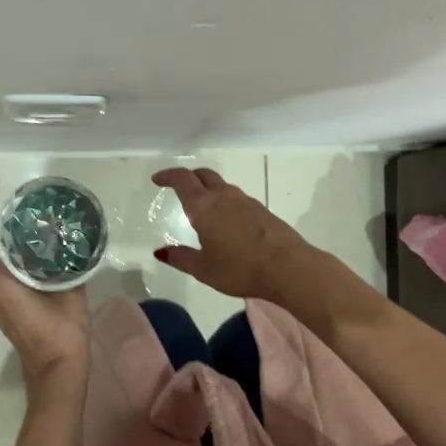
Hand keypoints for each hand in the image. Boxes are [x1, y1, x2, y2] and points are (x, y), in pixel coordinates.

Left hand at [0, 233, 90, 379]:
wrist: (58, 373)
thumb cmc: (62, 332)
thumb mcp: (71, 294)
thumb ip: (69, 269)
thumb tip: (72, 250)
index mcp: (4, 283)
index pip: (0, 243)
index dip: (13, 226)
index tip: (30, 214)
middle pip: (3, 257)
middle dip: (21, 241)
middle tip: (44, 226)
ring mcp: (0, 308)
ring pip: (7, 274)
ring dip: (23, 260)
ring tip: (47, 244)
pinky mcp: (9, 318)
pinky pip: (12, 288)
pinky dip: (25, 277)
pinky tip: (46, 271)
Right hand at [150, 167, 314, 300]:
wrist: (288, 267)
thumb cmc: (240, 268)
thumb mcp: (203, 269)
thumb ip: (181, 258)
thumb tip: (160, 251)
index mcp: (204, 206)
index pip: (182, 180)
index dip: (168, 176)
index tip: (157, 180)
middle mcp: (225, 197)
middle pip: (204, 175)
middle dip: (189, 177)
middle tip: (178, 187)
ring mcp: (247, 201)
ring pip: (222, 186)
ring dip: (209, 190)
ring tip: (202, 207)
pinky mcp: (263, 211)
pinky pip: (237, 199)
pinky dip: (225, 202)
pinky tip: (226, 221)